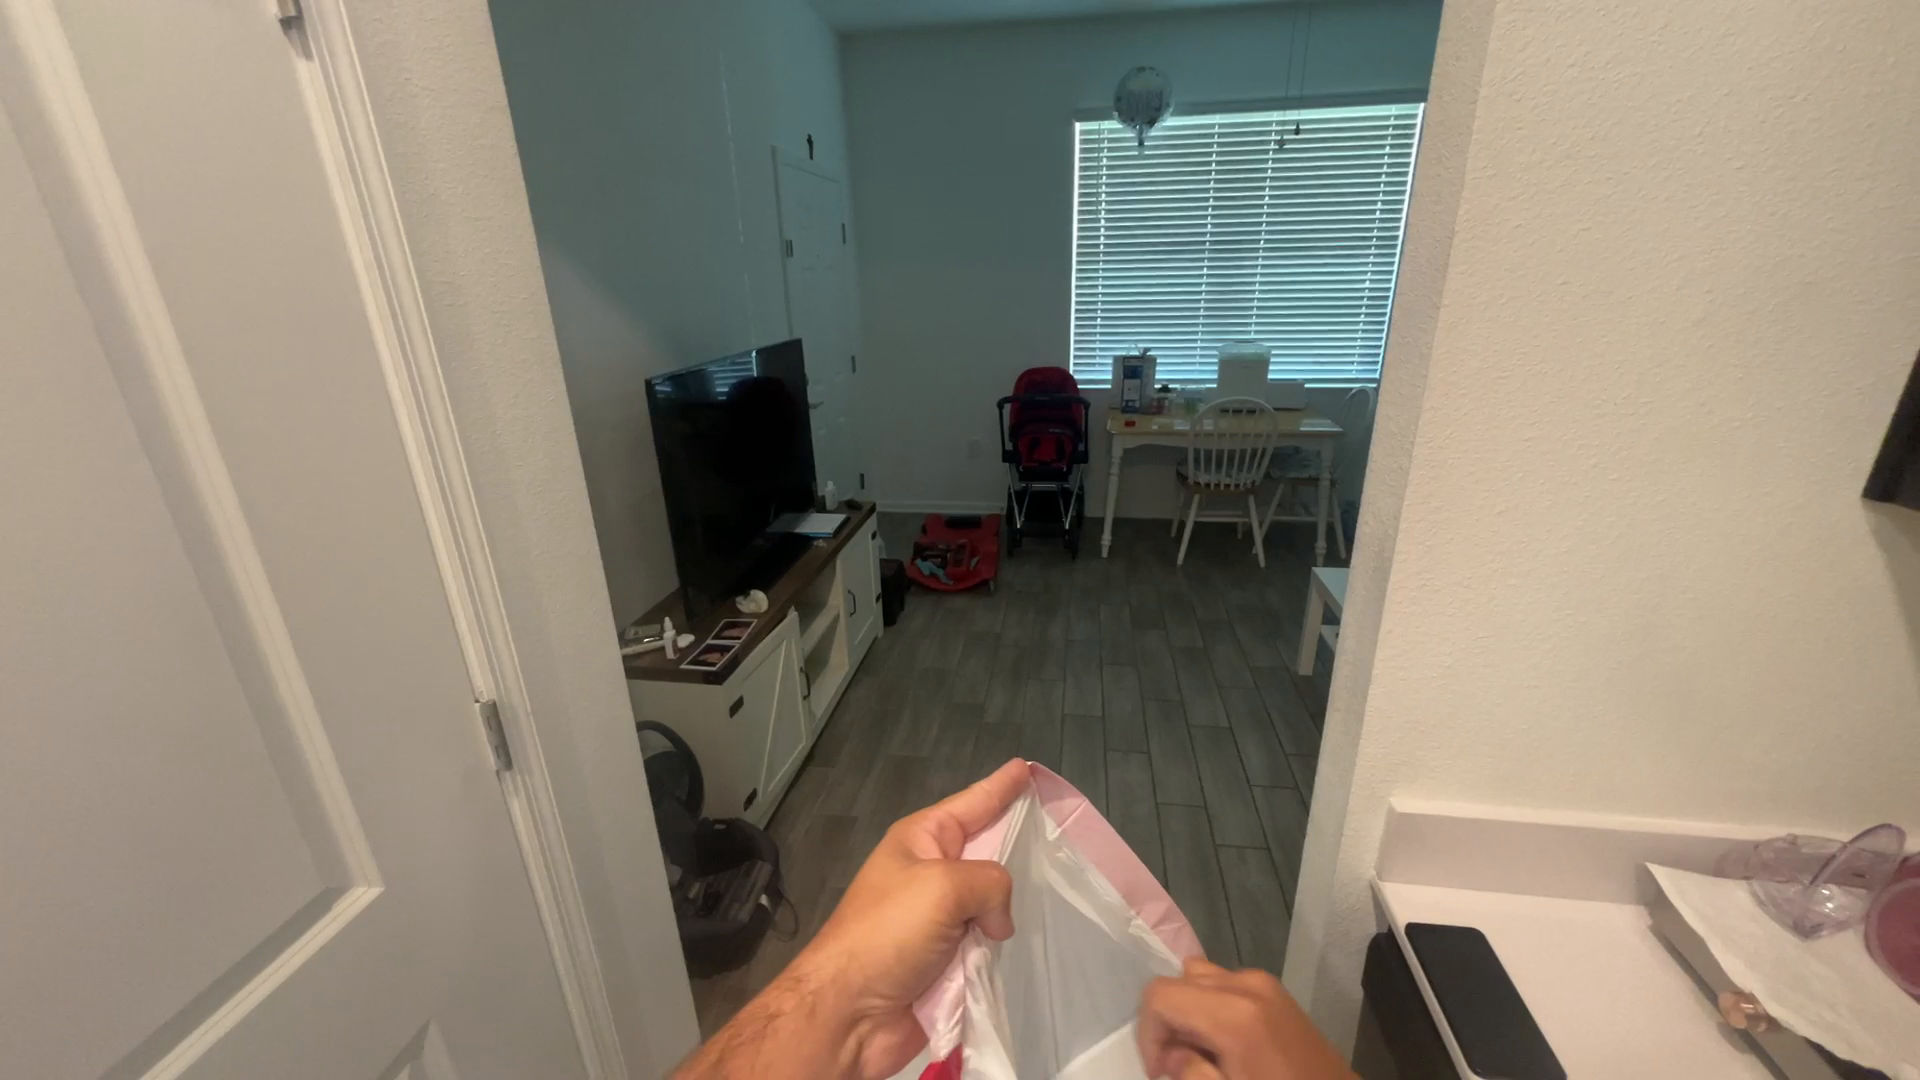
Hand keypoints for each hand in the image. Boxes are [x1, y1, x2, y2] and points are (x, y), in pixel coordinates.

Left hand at [783, 759, 1029, 1077]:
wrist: (849, 1012)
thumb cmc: (889, 931)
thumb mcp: (943, 886)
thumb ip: (991, 884)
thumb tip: (997, 922)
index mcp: (922, 838)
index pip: (972, 802)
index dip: (1000, 786)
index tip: (1026, 767)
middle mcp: (931, 871)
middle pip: (986, 850)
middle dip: (1016, 845)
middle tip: (1056, 834)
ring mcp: (937, 917)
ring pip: (990, 899)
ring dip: (1008, 906)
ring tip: (1049, 897)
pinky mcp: (945, 959)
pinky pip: (985, 940)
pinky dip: (999, 945)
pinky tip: (1022, 946)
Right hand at [1137, 958, 1355, 1079]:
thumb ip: (1190, 1074)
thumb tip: (1173, 1055)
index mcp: (1233, 1013)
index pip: (1161, 996)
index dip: (1149, 1034)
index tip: (1160, 1074)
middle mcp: (1245, 984)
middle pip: (1178, 983)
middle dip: (1170, 1025)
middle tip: (1180, 1070)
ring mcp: (1264, 983)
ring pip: (1199, 977)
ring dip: (1190, 1013)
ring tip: (1204, 1057)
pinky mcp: (1276, 991)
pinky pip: (1226, 984)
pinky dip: (1213, 1008)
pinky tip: (1229, 1048)